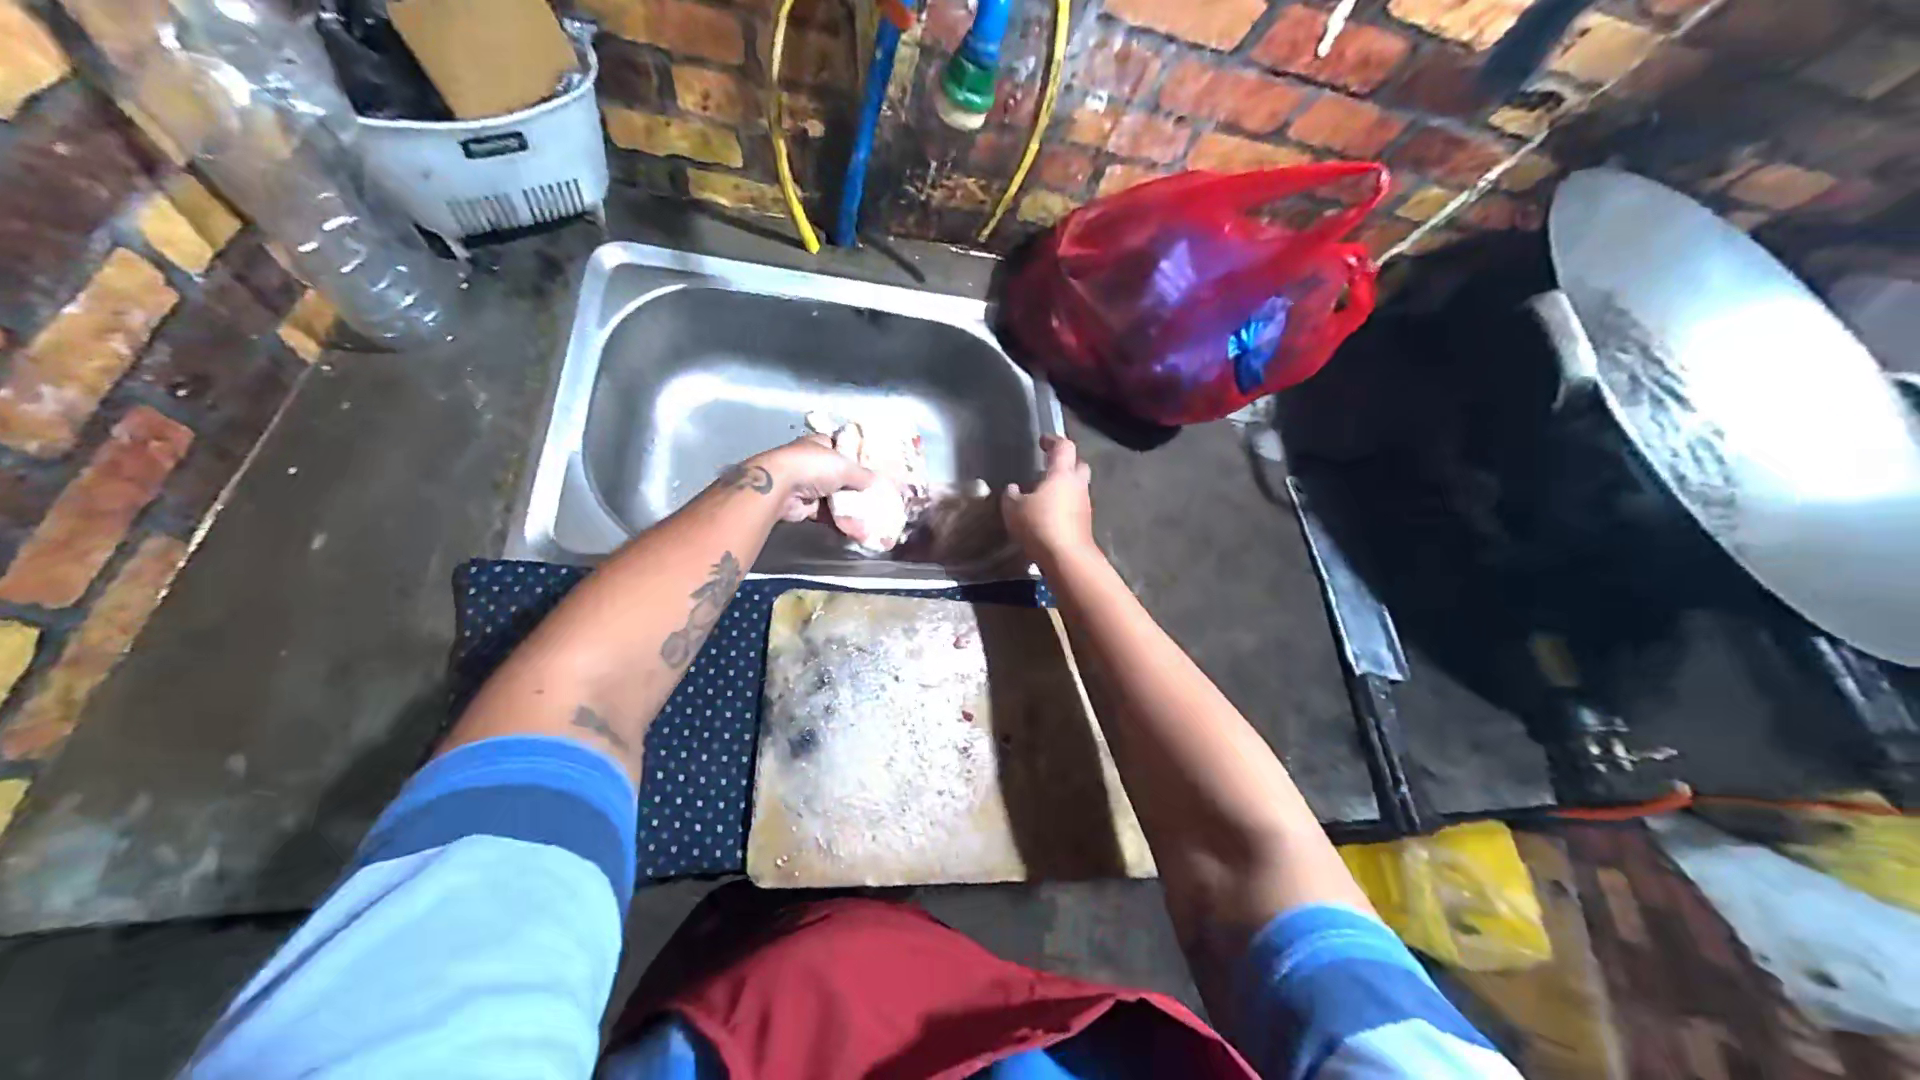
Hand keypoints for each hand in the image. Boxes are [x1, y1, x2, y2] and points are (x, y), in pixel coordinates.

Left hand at [751, 435, 874, 521]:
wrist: (780, 488)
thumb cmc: (813, 467)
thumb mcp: (845, 466)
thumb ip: (862, 474)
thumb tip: (873, 480)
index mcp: (820, 444)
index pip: (841, 448)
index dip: (856, 457)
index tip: (871, 469)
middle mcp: (812, 463)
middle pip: (839, 476)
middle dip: (855, 488)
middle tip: (873, 498)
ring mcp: (807, 485)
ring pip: (834, 497)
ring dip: (849, 508)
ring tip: (869, 519)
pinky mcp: (804, 506)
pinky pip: (826, 514)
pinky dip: (839, 521)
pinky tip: (855, 529)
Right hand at [1003, 434, 1095, 564]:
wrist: (1067, 557)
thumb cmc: (1040, 525)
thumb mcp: (1013, 508)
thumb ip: (1011, 495)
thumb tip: (1013, 489)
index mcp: (1062, 473)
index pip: (1064, 447)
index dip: (1053, 441)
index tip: (1043, 441)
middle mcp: (1078, 485)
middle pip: (1078, 464)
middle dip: (1065, 463)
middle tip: (1048, 467)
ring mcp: (1084, 505)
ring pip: (1077, 487)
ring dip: (1063, 487)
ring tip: (1043, 494)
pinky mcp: (1084, 523)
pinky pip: (1074, 506)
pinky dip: (1064, 505)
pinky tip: (1048, 514)